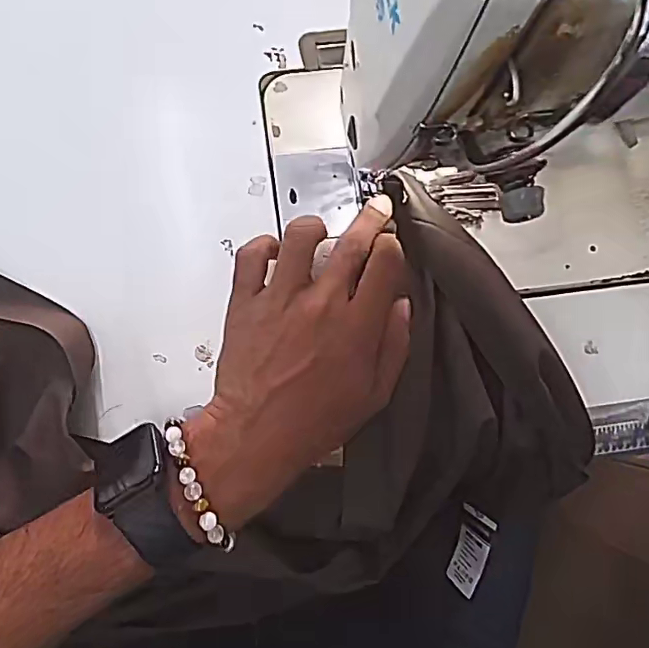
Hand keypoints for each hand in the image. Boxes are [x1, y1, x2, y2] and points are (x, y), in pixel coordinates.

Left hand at [180, 196, 413, 525]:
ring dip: (315, 226)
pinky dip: (263, 245)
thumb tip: (401, 311)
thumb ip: (393, 346)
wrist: (256, 434)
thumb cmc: (311, 421)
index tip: (391, 244)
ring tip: (320, 231)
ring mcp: (281, 300)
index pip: (385, 263)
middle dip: (369, 220)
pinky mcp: (247, 303)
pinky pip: (252, 257)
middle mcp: (320, 305)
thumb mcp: (373, 394)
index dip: (392, 246)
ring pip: (300, 237)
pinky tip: (273, 250)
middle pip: (351, 242)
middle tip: (374, 213)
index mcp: (356, 326)